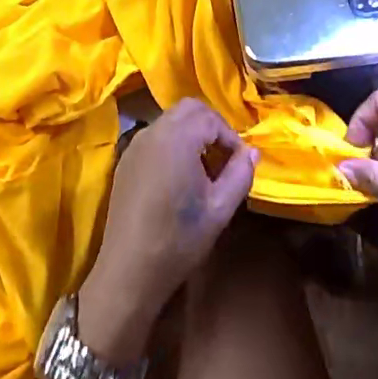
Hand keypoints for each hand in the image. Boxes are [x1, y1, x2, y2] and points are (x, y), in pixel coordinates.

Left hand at [78, 100, 257, 360]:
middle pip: (188, 109)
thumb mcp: (221, 208)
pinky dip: (173, 144)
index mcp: (177, 137)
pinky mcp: (125, 161)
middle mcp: (153, 132)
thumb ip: (240, 173)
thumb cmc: (180, 239)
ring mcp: (135, 145)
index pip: (210, 117)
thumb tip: (252, 150)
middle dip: (211, 126)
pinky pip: (155, 137)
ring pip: (170, 121)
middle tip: (225, 158)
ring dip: (192, 134)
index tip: (240, 163)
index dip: (230, 136)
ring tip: (205, 170)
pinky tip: (180, 178)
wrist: (130, 269)